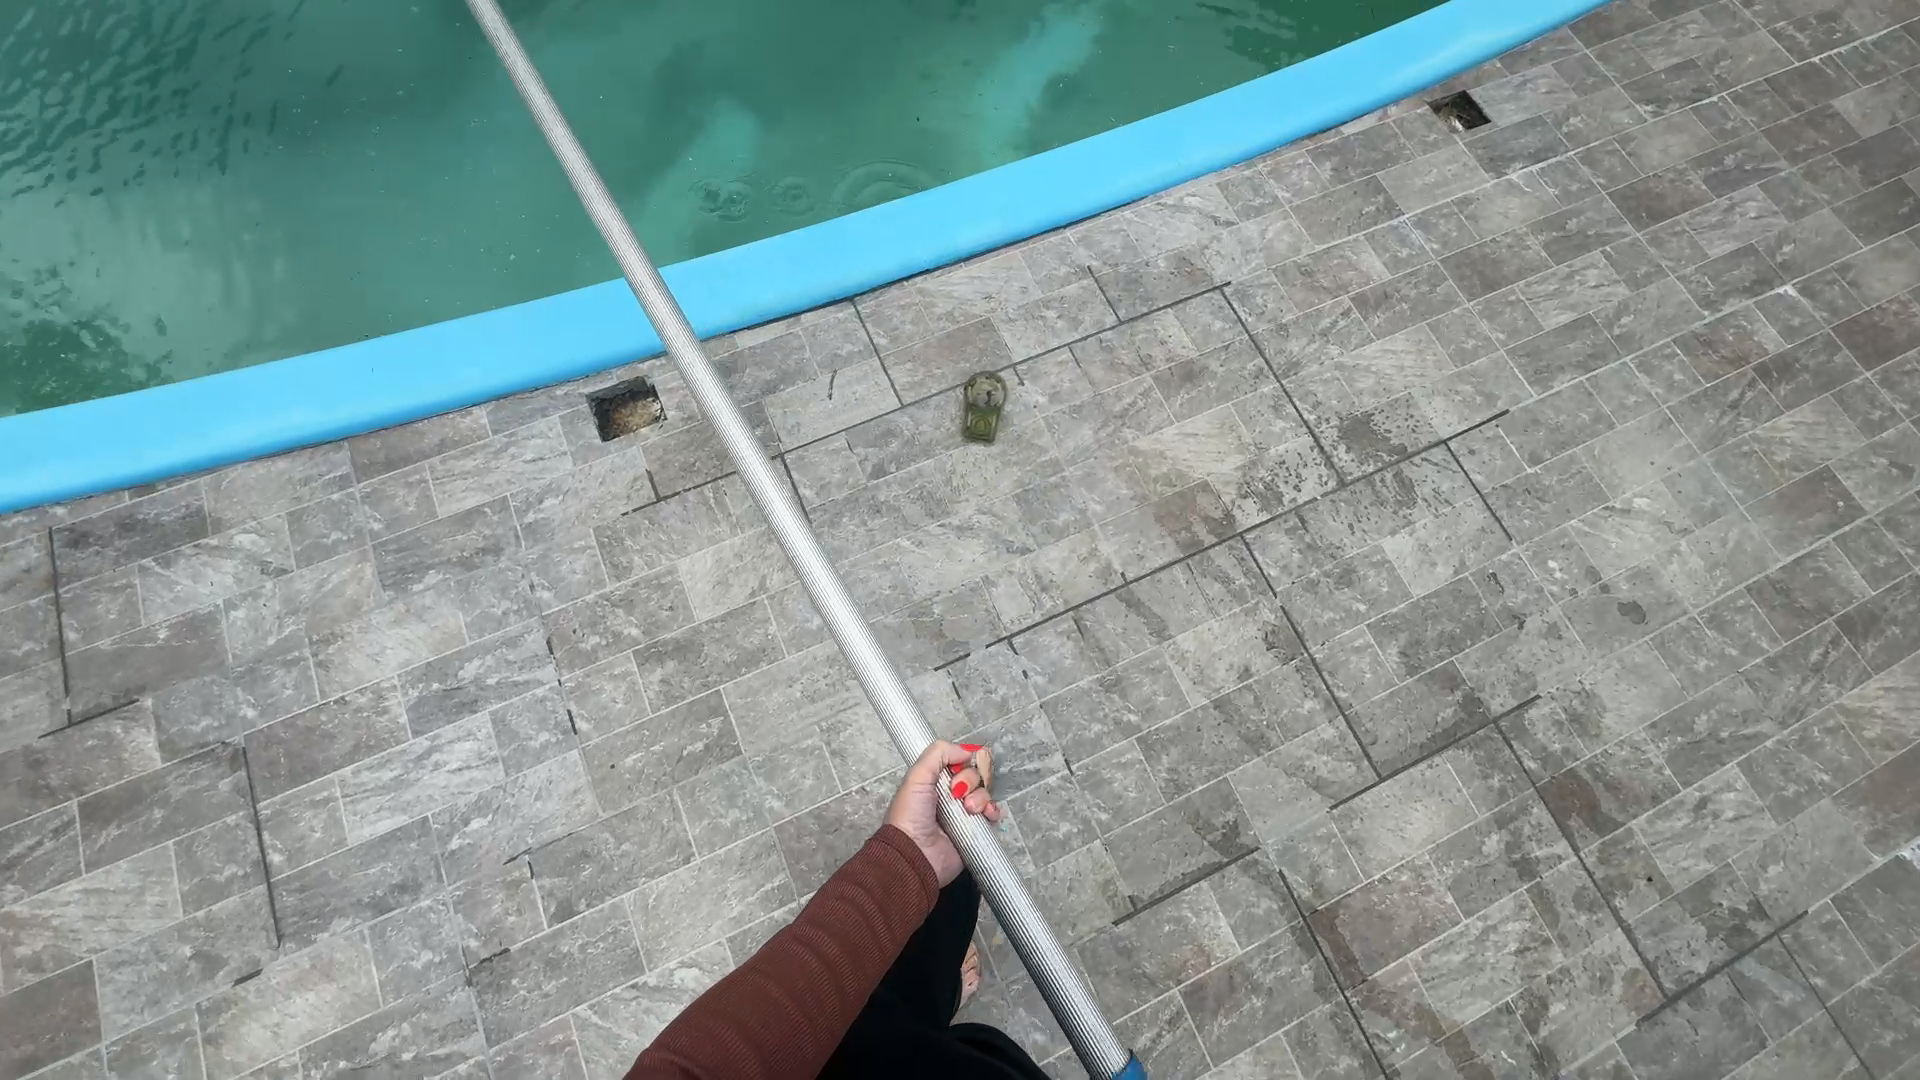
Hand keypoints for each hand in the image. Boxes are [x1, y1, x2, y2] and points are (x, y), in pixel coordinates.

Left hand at [884, 740, 1001, 885]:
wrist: (914, 855)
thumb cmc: (910, 816)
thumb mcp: (917, 776)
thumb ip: (938, 754)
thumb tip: (966, 751)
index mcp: (935, 781)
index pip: (959, 762)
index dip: (962, 762)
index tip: (958, 768)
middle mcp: (950, 795)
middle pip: (974, 775)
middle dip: (969, 780)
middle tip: (957, 793)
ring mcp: (963, 813)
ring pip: (984, 793)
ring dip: (980, 797)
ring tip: (969, 809)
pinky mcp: (975, 831)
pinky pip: (992, 814)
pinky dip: (992, 811)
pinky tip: (986, 814)